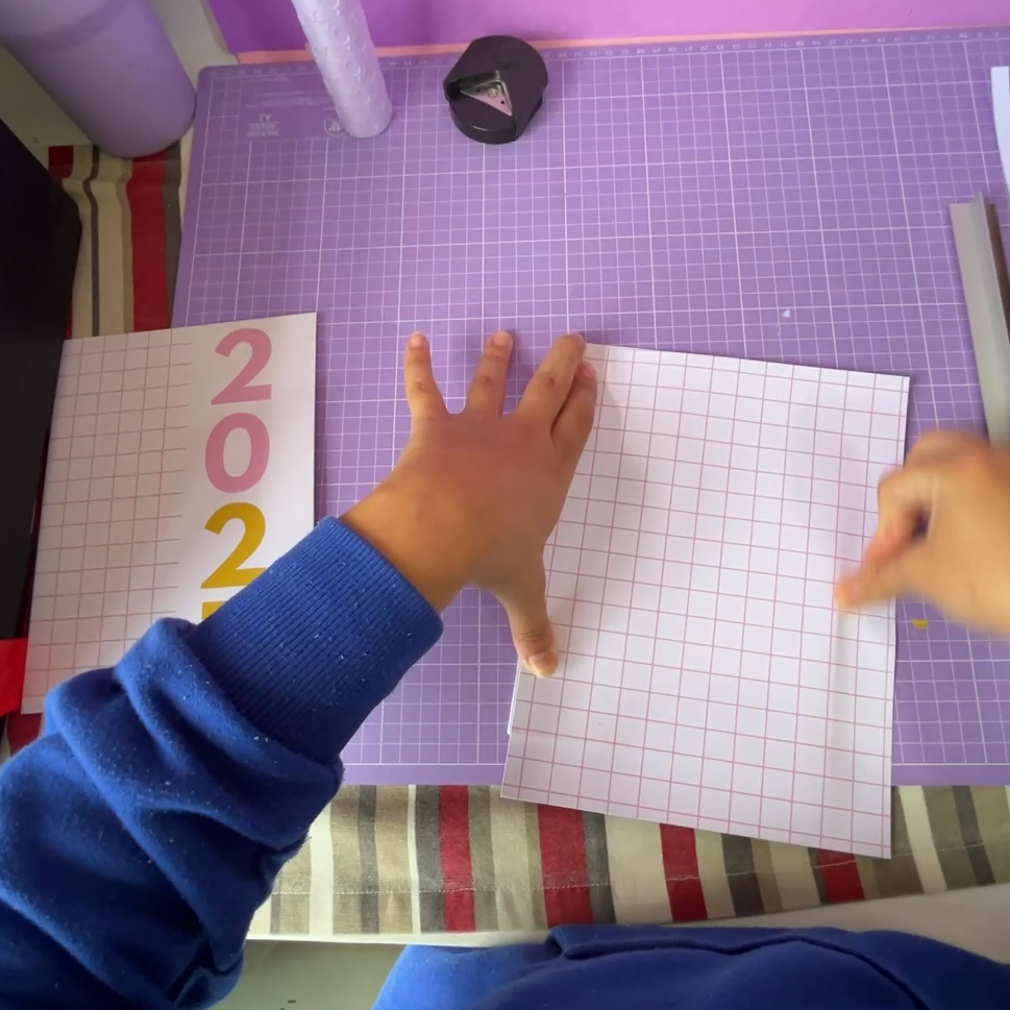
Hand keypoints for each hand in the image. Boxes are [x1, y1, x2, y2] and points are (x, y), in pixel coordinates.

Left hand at [343, 331, 597, 676]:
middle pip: (549, 393)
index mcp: (548, 476)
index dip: (586, 403)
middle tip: (574, 339)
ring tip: (506, 336)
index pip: (575, 431)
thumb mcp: (522, 592)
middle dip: (564, 365)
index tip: (594, 378)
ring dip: (501, 360)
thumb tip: (548, 672)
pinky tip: (415, 340)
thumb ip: (535, 628)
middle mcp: (520, 443)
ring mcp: (479, 429)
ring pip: (495, 384)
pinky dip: (418, 364)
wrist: (443, 530)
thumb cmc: (491, 556)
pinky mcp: (437, 426)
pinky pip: (425, 389)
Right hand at [834, 431, 1009, 703]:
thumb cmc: (995, 581)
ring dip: (942, 497)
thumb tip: (840, 595)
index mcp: (956, 467)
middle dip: (909, 496)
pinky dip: (975, 503)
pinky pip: (997, 482)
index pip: (895, 487)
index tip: (888, 566)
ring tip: (941, 543)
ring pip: (965, 466)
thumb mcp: (926, 577)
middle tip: (909, 537)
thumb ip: (878, 578)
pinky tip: (979, 546)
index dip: (883, 530)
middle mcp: (992, 456)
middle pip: (929, 456)